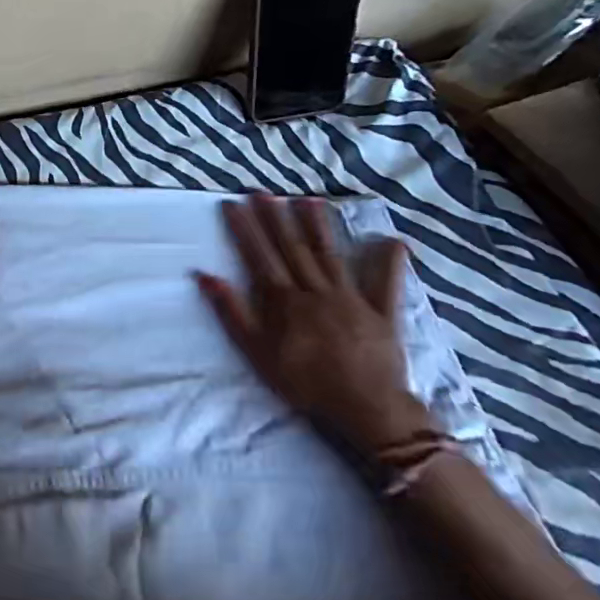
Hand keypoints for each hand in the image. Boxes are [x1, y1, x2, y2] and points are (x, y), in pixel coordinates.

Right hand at [197, 194, 433, 449]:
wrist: (363, 408)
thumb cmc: (305, 384)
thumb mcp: (257, 353)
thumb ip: (232, 312)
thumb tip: (206, 276)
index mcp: (285, 300)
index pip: (260, 256)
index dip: (245, 228)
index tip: (232, 203)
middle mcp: (316, 289)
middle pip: (292, 247)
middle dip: (275, 217)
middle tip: (263, 191)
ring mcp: (350, 297)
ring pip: (330, 254)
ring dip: (318, 226)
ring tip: (308, 200)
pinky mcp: (381, 311)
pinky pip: (386, 283)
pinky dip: (389, 262)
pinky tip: (393, 241)